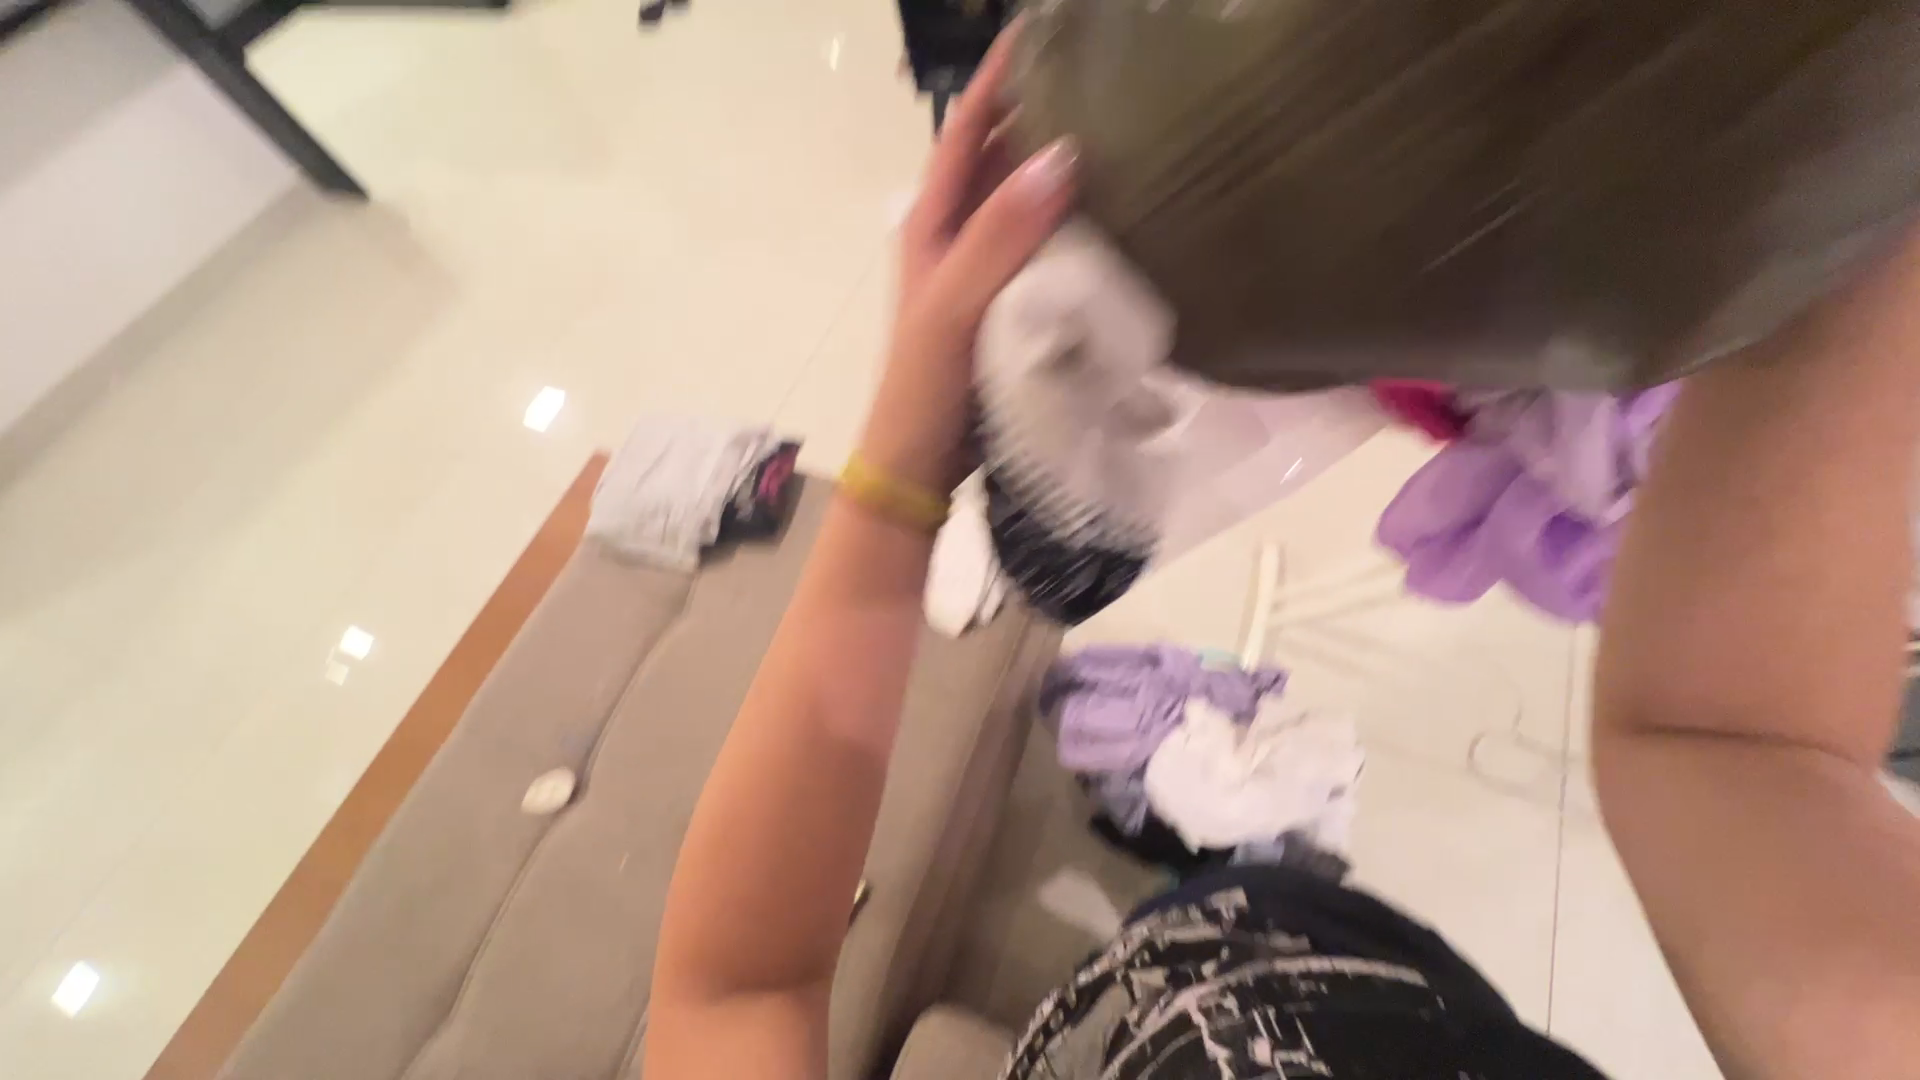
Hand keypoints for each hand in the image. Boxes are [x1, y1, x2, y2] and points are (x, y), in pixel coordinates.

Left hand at [856, 20, 1075, 494]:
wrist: (922, 459)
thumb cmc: (926, 383)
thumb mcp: (954, 305)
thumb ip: (998, 237)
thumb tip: (1061, 156)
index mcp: (930, 225)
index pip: (964, 132)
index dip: (998, 80)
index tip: (1044, 32)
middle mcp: (957, 239)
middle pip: (999, 162)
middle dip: (1040, 119)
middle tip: (1107, 84)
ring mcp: (984, 276)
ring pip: (1025, 208)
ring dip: (1061, 177)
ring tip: (1123, 138)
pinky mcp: (1009, 310)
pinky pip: (1044, 257)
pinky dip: (1072, 235)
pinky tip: (1113, 224)